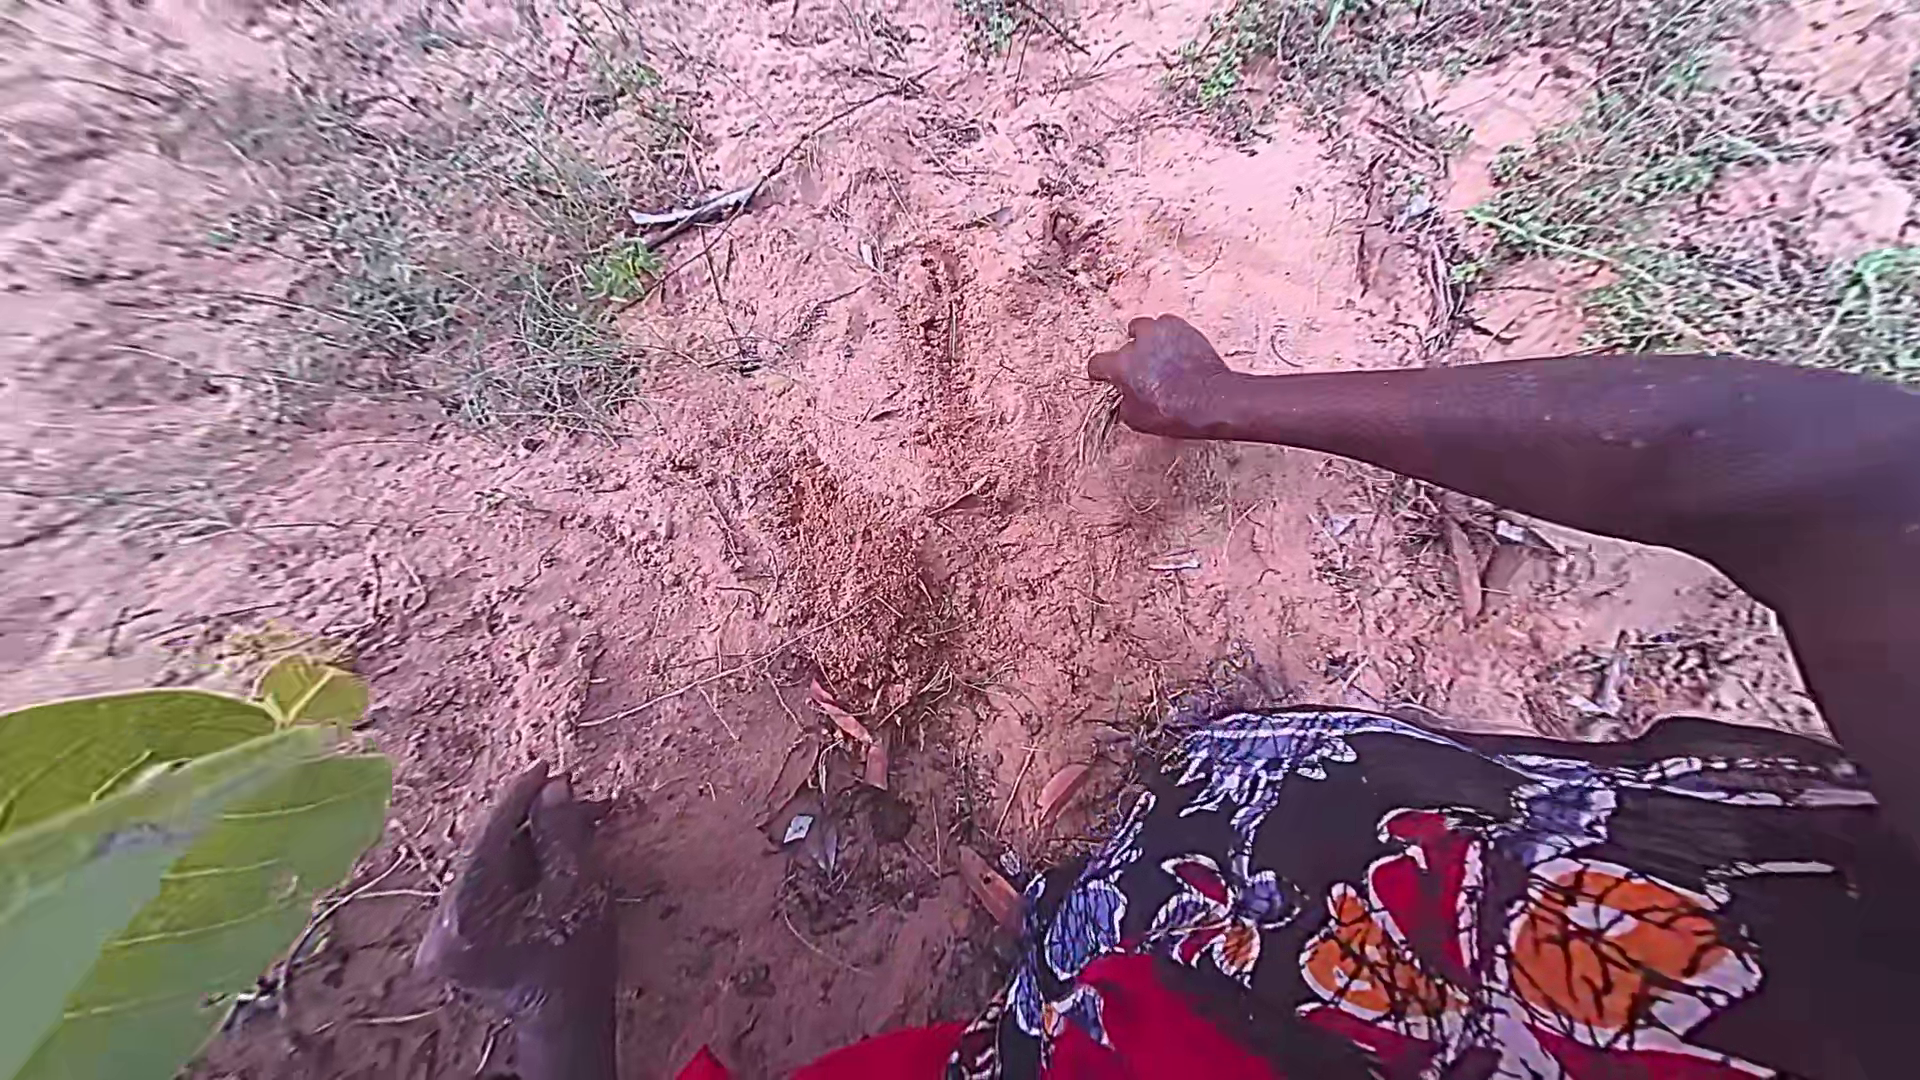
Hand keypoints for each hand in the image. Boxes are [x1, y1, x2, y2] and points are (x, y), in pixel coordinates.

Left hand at [415, 763, 612, 1013]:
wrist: (567, 1013)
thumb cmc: (578, 953)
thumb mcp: (578, 886)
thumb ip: (562, 834)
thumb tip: (555, 786)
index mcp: (467, 919)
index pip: (488, 839)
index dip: (520, 798)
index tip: (547, 766)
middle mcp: (441, 926)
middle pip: (490, 849)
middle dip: (536, 818)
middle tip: (578, 794)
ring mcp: (444, 934)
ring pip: (494, 862)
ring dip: (537, 836)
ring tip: (582, 818)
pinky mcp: (458, 934)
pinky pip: (494, 880)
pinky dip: (528, 858)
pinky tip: (560, 845)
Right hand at [1087, 314, 1237, 438]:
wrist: (1212, 400)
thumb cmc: (1174, 412)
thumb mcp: (1136, 419)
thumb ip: (1123, 402)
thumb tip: (1124, 397)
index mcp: (1121, 365)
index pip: (1097, 363)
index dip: (1099, 373)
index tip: (1103, 377)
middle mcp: (1138, 342)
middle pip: (1123, 344)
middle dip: (1128, 357)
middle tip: (1137, 372)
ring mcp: (1162, 331)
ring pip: (1145, 328)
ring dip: (1146, 340)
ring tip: (1154, 355)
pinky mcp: (1184, 328)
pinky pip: (1168, 326)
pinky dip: (1168, 336)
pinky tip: (1173, 351)